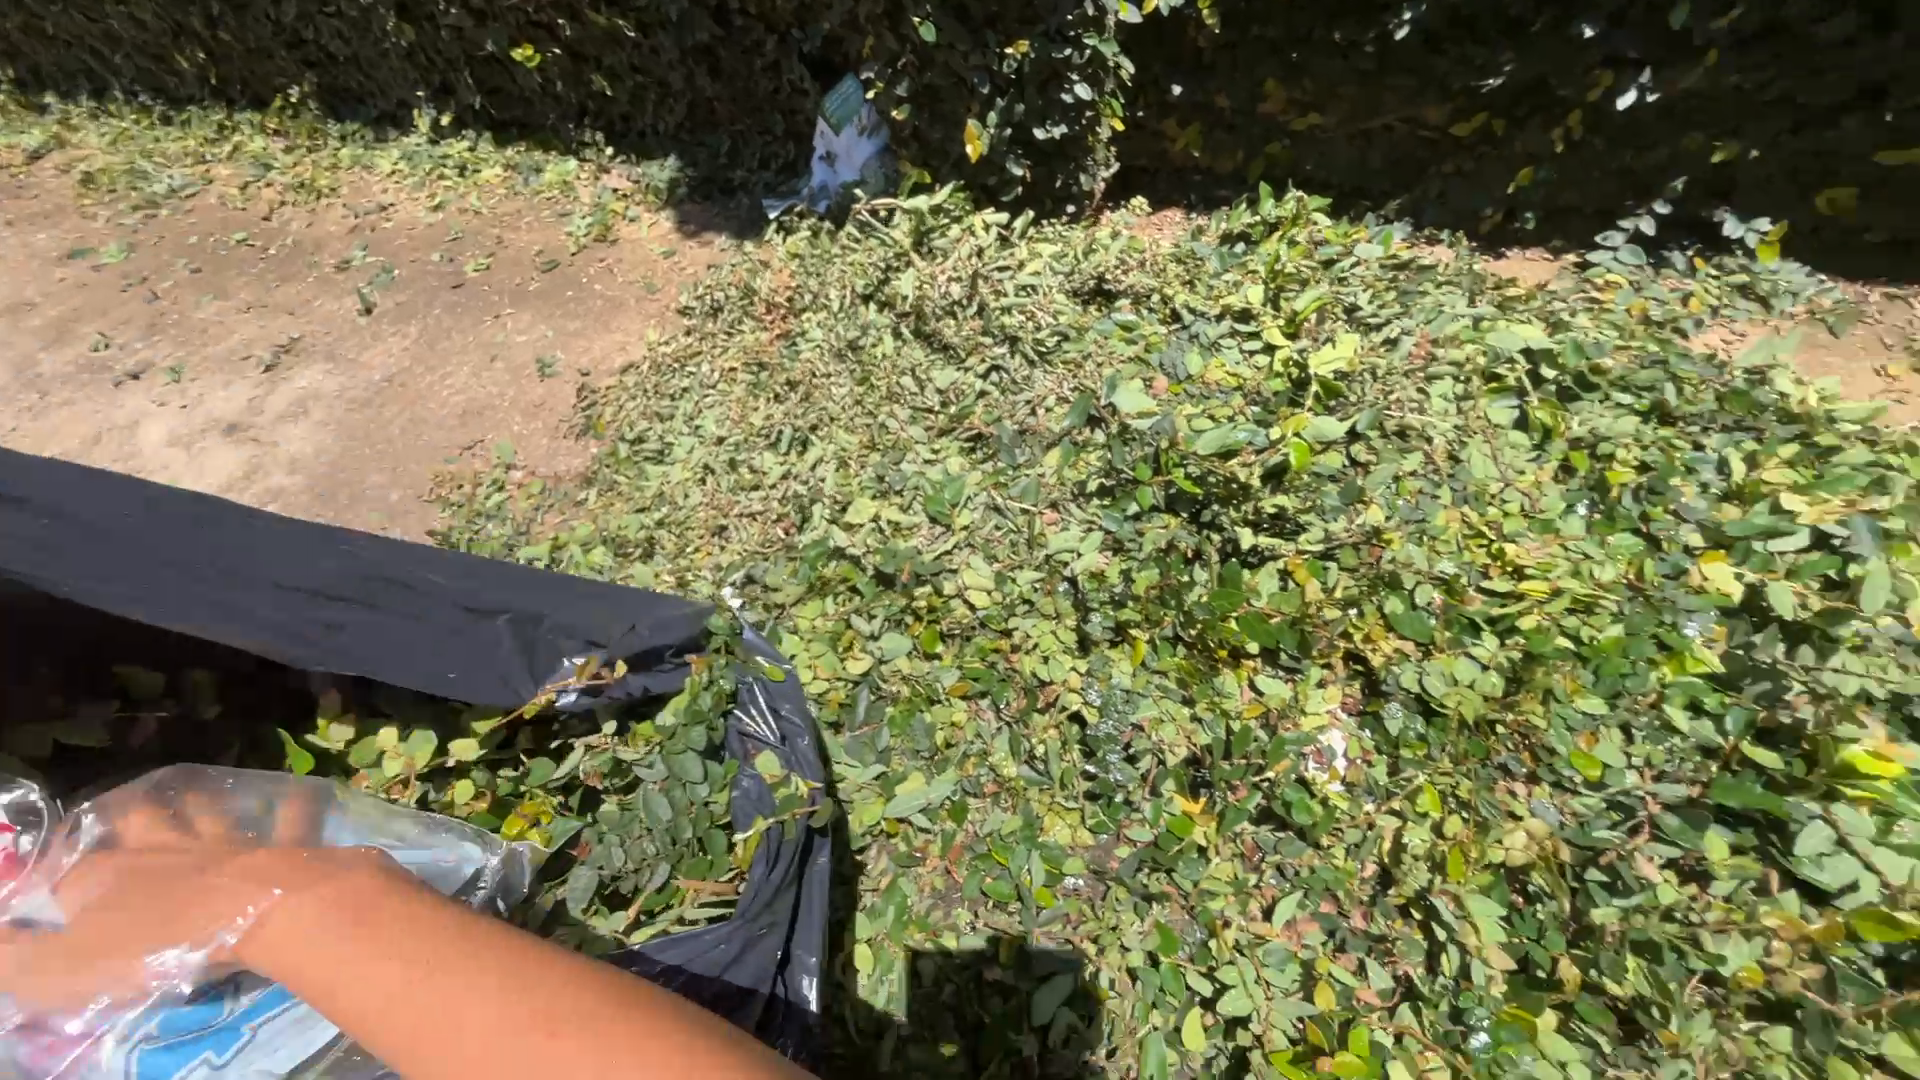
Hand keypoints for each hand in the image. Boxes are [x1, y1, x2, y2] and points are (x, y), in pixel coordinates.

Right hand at [0, 771, 394, 1014]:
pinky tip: (301, 790)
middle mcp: (168, 849)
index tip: (52, 868)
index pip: (69, 869)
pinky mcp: (280, 846)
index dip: (56, 869)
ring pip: (212, 812)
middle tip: (129, 800)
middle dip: (131, 812)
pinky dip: (294, 805)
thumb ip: (11, 954)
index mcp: (107, 877)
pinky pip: (291, 819)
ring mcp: (230, 842)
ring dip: (203, 802)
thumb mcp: (56, 970)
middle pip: (144, 821)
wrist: (257, 913)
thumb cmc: (157, 946)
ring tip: (198, 789)